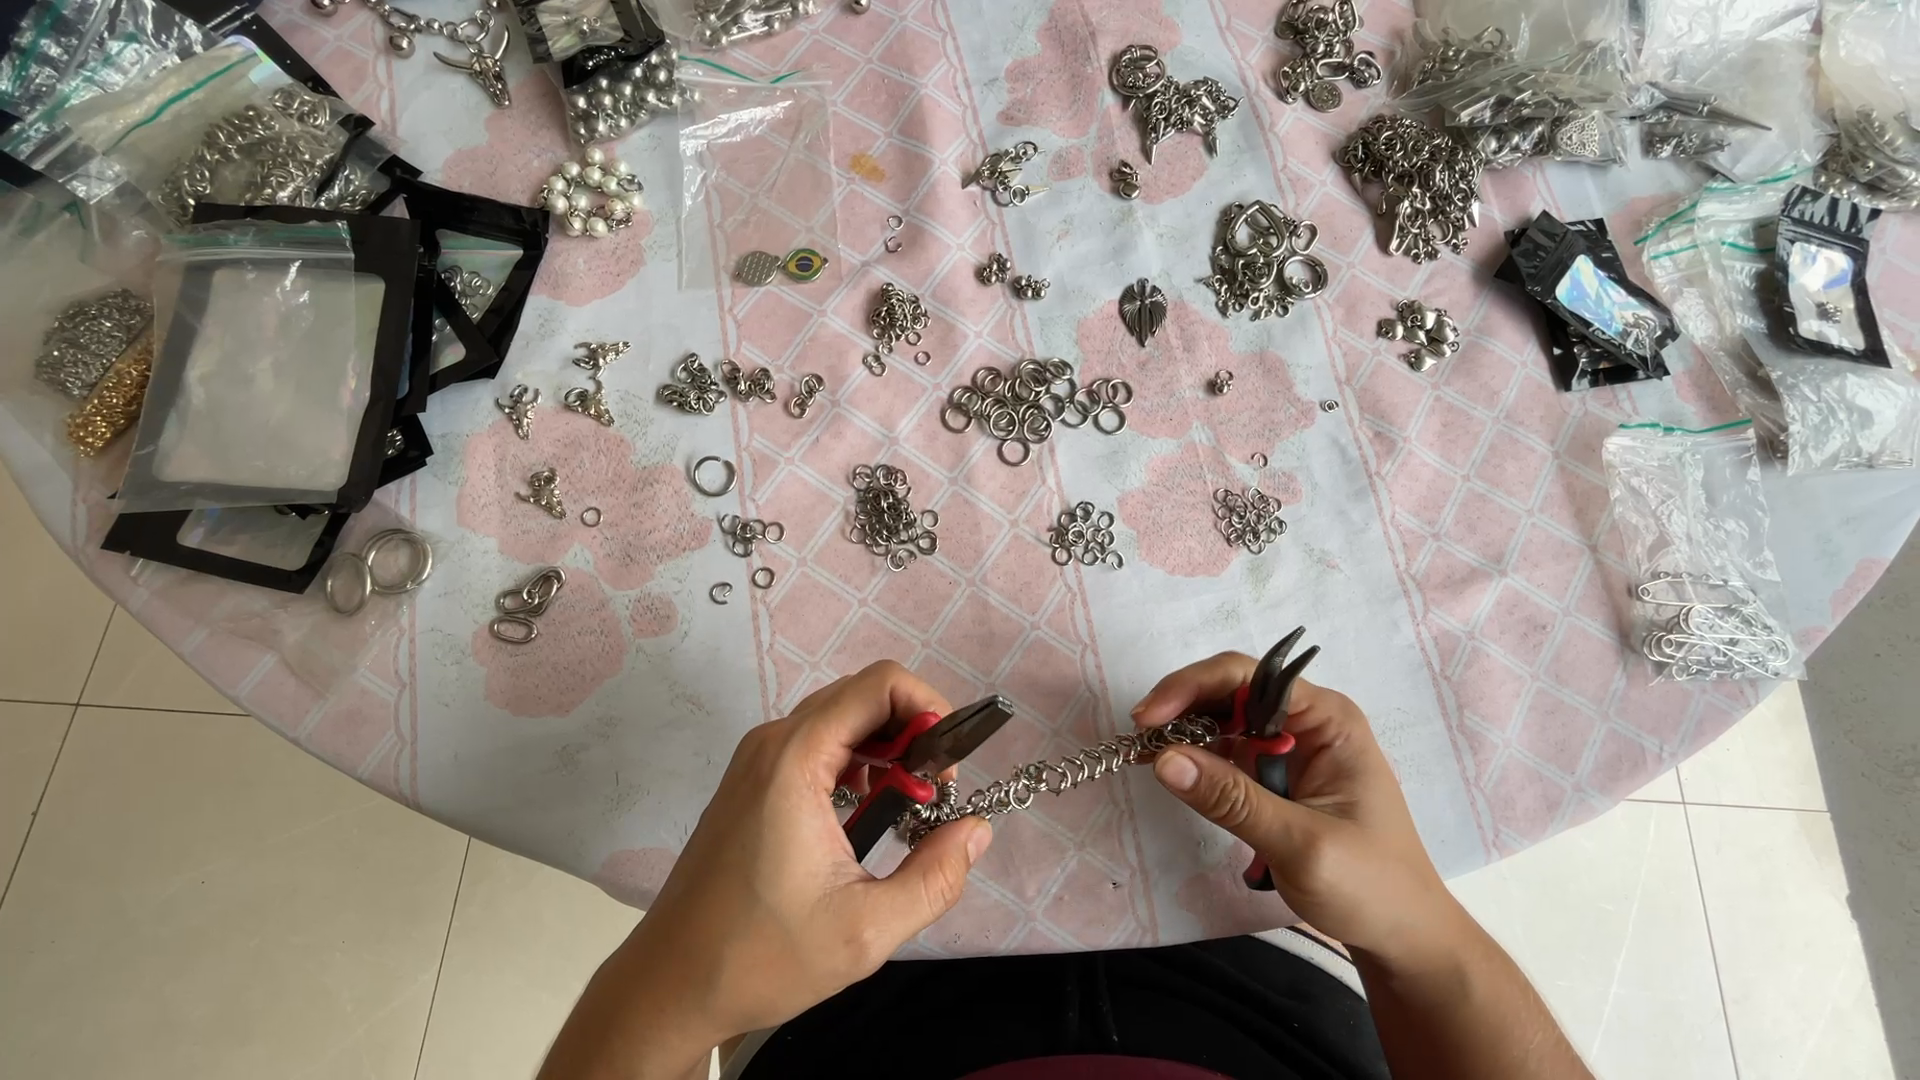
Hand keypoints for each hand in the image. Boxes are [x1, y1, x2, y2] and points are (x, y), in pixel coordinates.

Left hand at [541, 661, 992, 1079]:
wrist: (669, 985)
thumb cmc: (762, 957)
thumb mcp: (866, 929)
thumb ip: (935, 877)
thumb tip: (977, 831)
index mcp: (796, 760)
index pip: (879, 683)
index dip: (929, 706)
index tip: (948, 765)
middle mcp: (774, 741)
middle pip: (862, 694)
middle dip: (912, 730)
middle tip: (934, 792)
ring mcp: (758, 758)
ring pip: (840, 717)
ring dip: (886, 746)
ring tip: (907, 804)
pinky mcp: (752, 779)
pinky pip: (818, 742)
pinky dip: (856, 760)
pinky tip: (866, 811)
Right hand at [1132, 652, 1460, 958]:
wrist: (1402, 937)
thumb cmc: (1371, 887)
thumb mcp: (1301, 845)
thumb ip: (1232, 800)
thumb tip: (1163, 759)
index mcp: (1328, 720)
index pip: (1249, 677)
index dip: (1193, 686)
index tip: (1150, 718)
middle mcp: (1307, 721)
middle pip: (1229, 689)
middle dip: (1182, 706)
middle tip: (1139, 736)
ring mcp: (1288, 746)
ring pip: (1222, 717)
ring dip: (1182, 730)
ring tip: (1142, 752)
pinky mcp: (1272, 774)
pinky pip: (1224, 750)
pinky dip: (1192, 757)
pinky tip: (1165, 767)